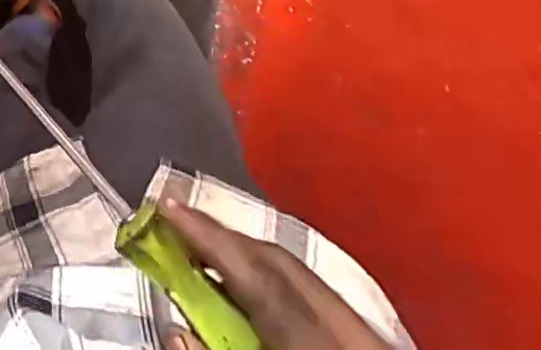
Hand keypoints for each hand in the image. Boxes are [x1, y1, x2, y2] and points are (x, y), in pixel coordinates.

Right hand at [160, 198, 392, 349]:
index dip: (208, 236)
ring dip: (248, 257)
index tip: (165, 203)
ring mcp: (373, 336)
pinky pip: (319, 297)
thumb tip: (176, 327)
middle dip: (224, 238)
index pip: (261, 277)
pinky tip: (250, 292)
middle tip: (175, 225)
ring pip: (304, 275)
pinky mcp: (375, 340)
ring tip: (203, 254)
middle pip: (283, 264)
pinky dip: (277, 282)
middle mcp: (353, 329)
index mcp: (319, 339)